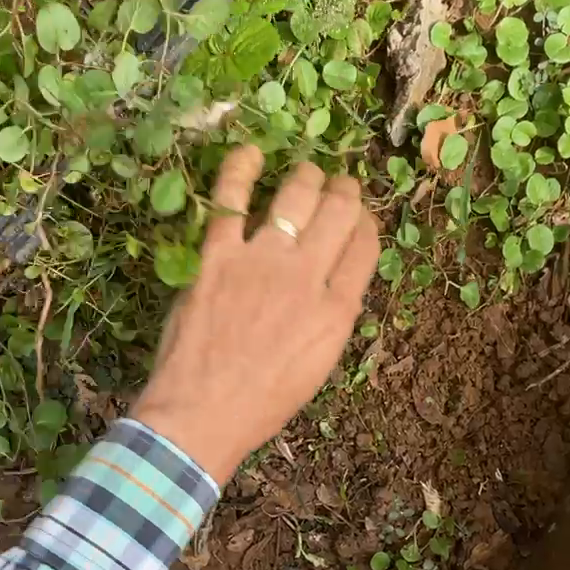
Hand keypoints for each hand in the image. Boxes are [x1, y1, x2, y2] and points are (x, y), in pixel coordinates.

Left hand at [131, 145, 379, 484]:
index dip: (366, 225)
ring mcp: (261, 260)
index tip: (359, 220)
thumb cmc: (261, 403)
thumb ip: (330, 319)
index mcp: (336, 311)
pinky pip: (231, 198)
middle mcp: (306, 276)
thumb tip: (334, 284)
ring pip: (296, 196)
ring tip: (307, 173)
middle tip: (338, 188)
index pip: (365, 247)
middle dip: (344, 192)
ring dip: (307, 177)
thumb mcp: (316, 368)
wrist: (203, 415)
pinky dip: (241, 169)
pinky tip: (250, 154)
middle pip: (338, 212)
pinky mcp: (216, 255)